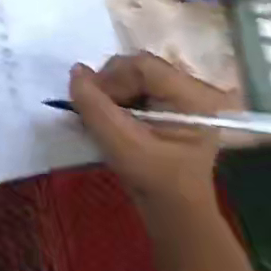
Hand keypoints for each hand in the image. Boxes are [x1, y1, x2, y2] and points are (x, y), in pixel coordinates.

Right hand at [67, 53, 239, 218]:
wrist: (173, 206)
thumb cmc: (154, 178)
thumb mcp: (119, 144)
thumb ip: (94, 105)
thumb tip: (76, 71)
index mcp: (194, 98)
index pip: (141, 65)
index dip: (111, 79)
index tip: (95, 105)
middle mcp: (193, 89)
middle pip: (136, 66)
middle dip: (109, 85)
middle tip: (98, 113)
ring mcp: (182, 95)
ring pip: (132, 74)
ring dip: (110, 92)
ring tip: (106, 118)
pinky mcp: (169, 102)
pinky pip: (134, 84)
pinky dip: (117, 97)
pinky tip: (115, 118)